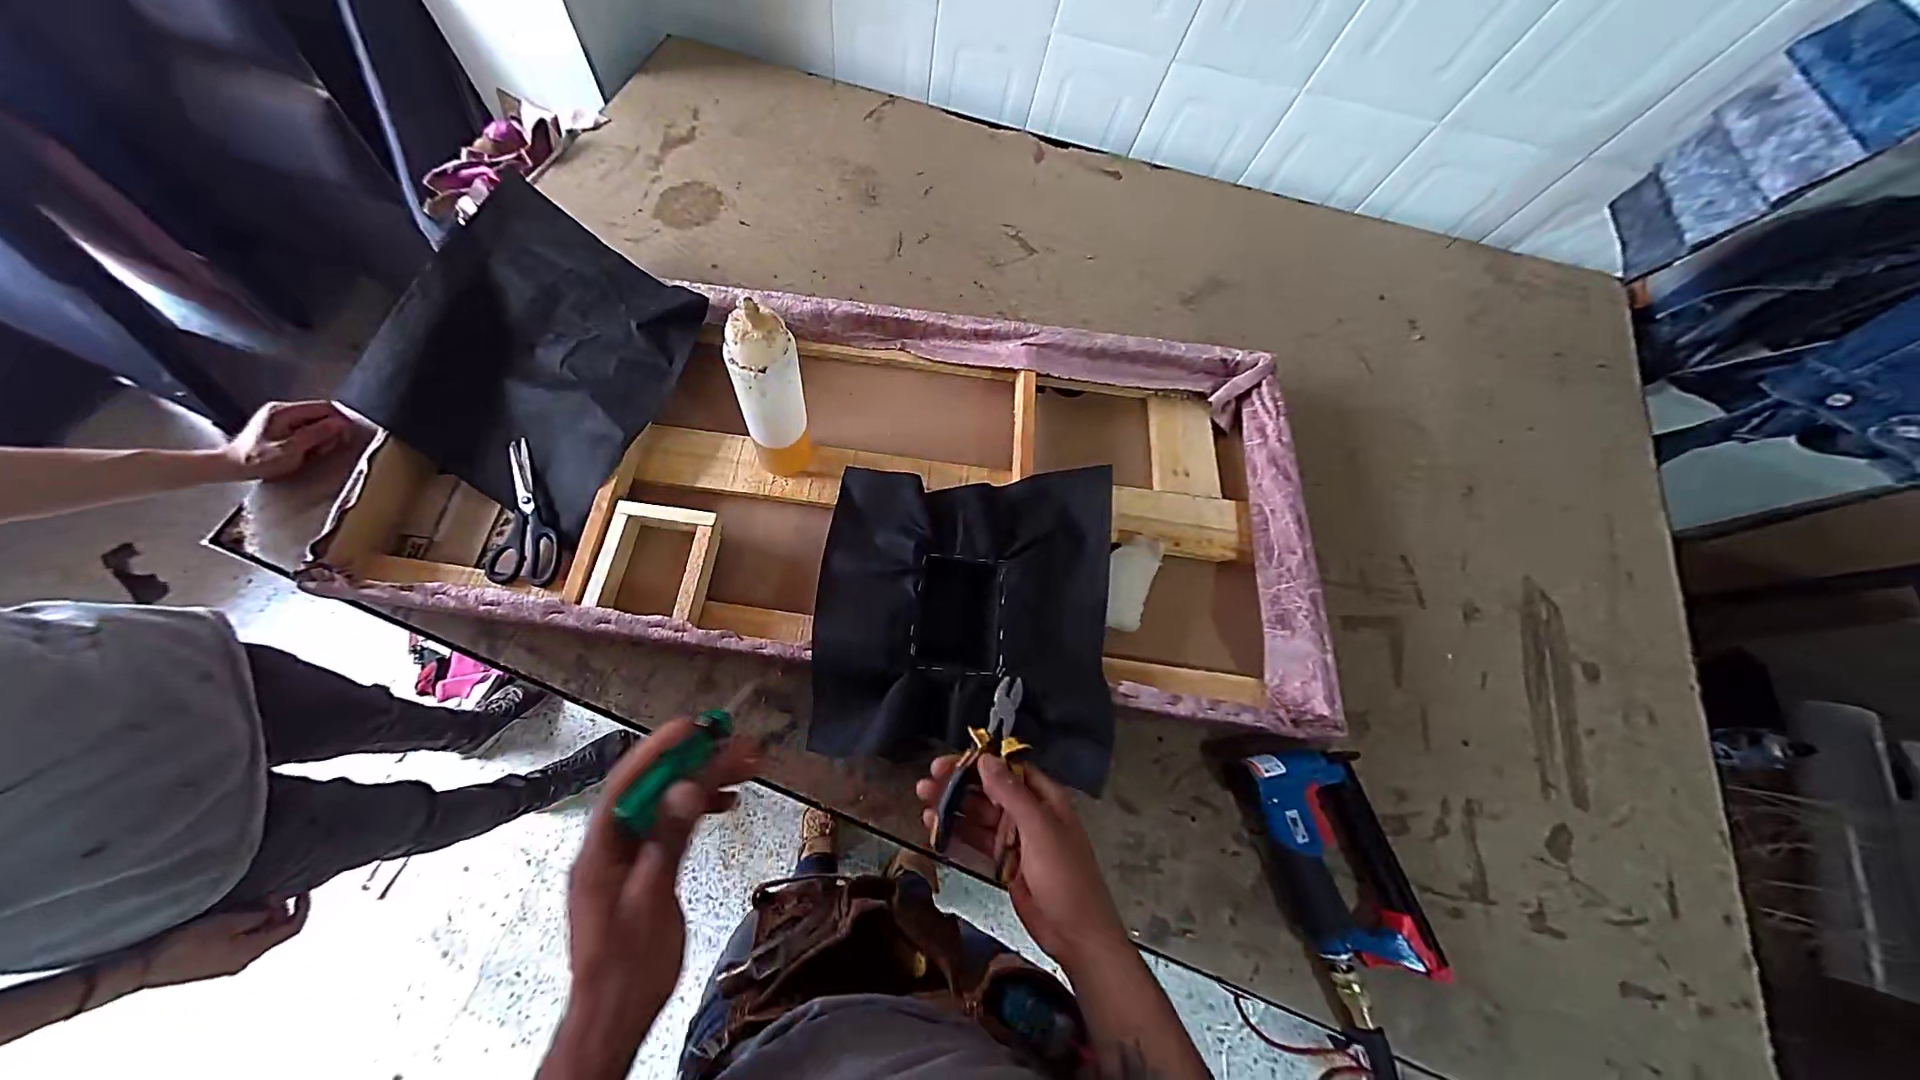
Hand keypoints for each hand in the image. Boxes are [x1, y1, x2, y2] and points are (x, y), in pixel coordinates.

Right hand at [141, 894, 309, 987]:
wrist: (140, 968)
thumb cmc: (185, 942)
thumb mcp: (230, 922)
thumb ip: (260, 914)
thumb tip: (278, 907)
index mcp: (253, 952)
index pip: (292, 928)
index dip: (303, 906)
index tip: (302, 889)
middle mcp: (244, 961)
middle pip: (276, 931)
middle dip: (281, 910)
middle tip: (272, 894)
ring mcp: (227, 965)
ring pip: (259, 936)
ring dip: (264, 917)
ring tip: (256, 901)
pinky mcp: (212, 964)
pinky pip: (242, 942)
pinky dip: (248, 926)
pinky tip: (238, 915)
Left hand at [221, 401, 350, 480]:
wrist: (230, 467)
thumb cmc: (258, 460)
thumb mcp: (291, 449)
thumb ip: (316, 434)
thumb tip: (341, 424)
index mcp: (283, 412)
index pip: (325, 407)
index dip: (342, 420)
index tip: (348, 437)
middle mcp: (282, 409)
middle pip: (322, 413)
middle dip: (332, 431)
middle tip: (327, 449)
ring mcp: (280, 416)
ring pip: (317, 421)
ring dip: (324, 437)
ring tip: (315, 452)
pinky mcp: (281, 425)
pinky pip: (309, 427)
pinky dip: (315, 438)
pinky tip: (308, 450)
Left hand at [547, 721, 758, 1077]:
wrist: (616, 1013)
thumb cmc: (626, 969)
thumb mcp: (650, 900)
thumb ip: (667, 841)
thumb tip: (685, 789)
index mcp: (600, 850)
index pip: (628, 784)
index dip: (660, 750)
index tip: (693, 728)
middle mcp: (611, 845)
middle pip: (653, 788)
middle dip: (694, 760)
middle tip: (732, 743)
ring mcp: (628, 854)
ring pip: (668, 801)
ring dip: (703, 781)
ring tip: (741, 766)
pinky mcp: (646, 864)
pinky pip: (674, 822)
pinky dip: (700, 807)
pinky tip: (724, 801)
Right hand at [916, 755, 1129, 971]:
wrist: (1076, 936)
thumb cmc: (1065, 877)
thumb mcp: (1039, 829)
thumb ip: (1011, 794)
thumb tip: (985, 760)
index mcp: (1045, 799)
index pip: (1007, 770)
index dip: (977, 764)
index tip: (947, 765)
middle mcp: (1029, 814)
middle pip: (989, 791)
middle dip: (958, 786)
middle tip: (927, 784)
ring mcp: (1016, 840)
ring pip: (979, 816)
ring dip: (953, 808)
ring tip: (924, 804)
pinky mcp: (1004, 863)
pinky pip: (977, 841)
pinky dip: (957, 834)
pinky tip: (936, 829)